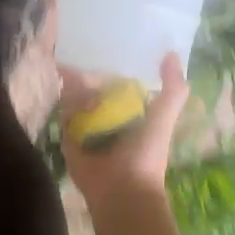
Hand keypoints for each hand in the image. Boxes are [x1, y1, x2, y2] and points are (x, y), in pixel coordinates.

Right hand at [58, 53, 190, 205]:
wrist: (122, 192)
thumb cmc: (146, 155)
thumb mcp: (163, 119)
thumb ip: (172, 90)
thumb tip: (172, 53)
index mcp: (133, 115)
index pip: (121, 85)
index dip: (115, 67)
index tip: (107, 41)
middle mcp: (111, 121)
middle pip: (96, 90)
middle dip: (90, 76)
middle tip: (81, 50)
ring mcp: (89, 130)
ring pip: (78, 101)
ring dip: (75, 88)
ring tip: (69, 66)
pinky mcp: (70, 139)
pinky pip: (64, 116)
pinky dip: (64, 105)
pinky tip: (62, 89)